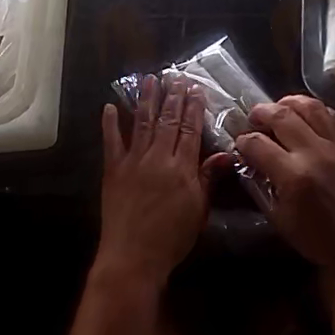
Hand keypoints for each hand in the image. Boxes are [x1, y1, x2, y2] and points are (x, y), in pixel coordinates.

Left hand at [97, 75, 231, 291]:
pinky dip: (110, 124)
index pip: (191, 130)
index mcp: (182, 168)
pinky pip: (111, 142)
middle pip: (168, 121)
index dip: (194, 108)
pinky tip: (109, 106)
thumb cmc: (172, 239)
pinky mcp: (113, 171)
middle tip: (176, 77)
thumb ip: (208, 179)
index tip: (196, 89)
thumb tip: (225, 154)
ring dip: (146, 100)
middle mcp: (158, 158)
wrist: (133, 257)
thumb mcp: (199, 211)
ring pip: (142, 123)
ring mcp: (133, 162)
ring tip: (150, 79)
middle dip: (173, 98)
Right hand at [236, 96, 334, 271]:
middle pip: (282, 115)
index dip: (243, 141)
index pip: (258, 143)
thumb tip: (247, 160)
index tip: (240, 143)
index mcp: (293, 176)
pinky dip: (316, 111)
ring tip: (278, 108)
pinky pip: (333, 116)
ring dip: (289, 102)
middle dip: (261, 112)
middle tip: (253, 117)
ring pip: (310, 106)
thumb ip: (260, 184)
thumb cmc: (315, 238)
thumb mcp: (277, 217)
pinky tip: (306, 117)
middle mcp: (315, 153)